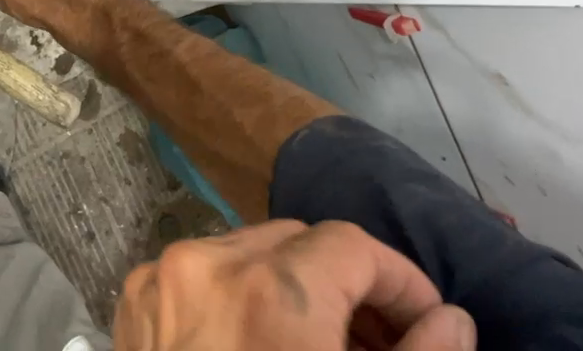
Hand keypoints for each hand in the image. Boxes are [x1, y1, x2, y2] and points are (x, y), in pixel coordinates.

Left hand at [113, 220, 475, 350]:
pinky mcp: (131, 302)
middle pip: (294, 242)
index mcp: (268, 291)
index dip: (401, 282)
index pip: (348, 243)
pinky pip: (197, 274)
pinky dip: (237, 296)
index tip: (428, 326)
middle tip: (382, 347)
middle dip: (346, 284)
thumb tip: (450, 320)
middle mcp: (205, 264)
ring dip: (292, 288)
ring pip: (243, 252)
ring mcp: (158, 279)